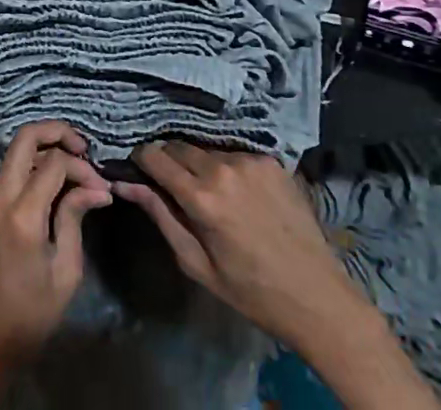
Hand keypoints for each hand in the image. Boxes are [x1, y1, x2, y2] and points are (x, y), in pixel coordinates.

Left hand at [0, 121, 113, 359]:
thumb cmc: (30, 313)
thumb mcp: (65, 270)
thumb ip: (75, 218)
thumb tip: (98, 188)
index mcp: (22, 215)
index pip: (54, 163)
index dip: (83, 168)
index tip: (102, 190)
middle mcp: (2, 197)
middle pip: (25, 138)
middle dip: (58, 132)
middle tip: (84, 149)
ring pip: (17, 150)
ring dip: (47, 146)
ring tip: (77, 166)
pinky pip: (14, 169)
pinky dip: (37, 162)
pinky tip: (59, 180)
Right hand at [113, 142, 359, 346]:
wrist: (316, 294)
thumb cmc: (250, 290)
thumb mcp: (196, 263)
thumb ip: (161, 216)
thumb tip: (125, 183)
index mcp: (202, 197)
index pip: (156, 156)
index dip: (142, 159)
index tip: (138, 169)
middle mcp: (225, 167)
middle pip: (180, 146)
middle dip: (168, 159)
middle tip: (170, 183)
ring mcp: (252, 160)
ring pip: (208, 150)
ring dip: (199, 163)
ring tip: (208, 191)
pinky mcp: (273, 161)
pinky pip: (236, 155)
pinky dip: (228, 167)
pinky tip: (238, 191)